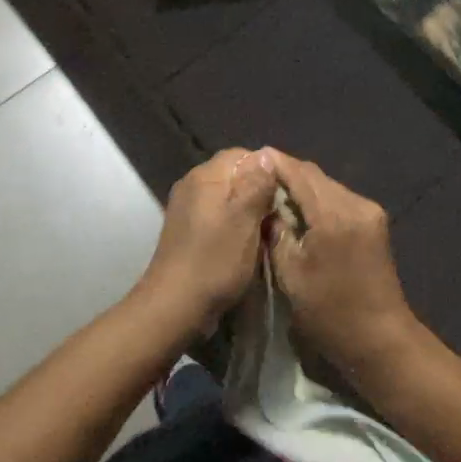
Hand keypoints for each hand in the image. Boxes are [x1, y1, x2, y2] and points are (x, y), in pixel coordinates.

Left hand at [138, 148, 278, 331]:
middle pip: (234, 176)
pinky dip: (233, 227)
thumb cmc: (214, 261)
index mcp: (205, 176)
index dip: (267, 170)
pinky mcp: (186, 231)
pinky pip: (216, 218)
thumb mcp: (244, 221)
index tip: (286, 194)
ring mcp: (187, 209)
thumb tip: (267, 155)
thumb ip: (256, 185)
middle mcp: (192, 185)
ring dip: (247, 213)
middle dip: (259, 193)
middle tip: (279, 217)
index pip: (242, 155)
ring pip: (227, 199)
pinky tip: (245, 247)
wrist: (174, 306)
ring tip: (266, 234)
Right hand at [268, 152, 418, 372]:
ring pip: (328, 185)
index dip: (275, 162)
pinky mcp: (375, 221)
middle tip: (259, 178)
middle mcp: (355, 204)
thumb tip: (267, 206)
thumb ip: (276, 233)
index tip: (251, 157)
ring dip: (303, 185)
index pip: (299, 174)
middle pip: (315, 175)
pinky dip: (319, 198)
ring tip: (276, 193)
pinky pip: (339, 198)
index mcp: (333, 215)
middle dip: (287, 172)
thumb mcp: (291, 275)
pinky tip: (301, 210)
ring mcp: (369, 211)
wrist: (382, 340)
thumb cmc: (330, 313)